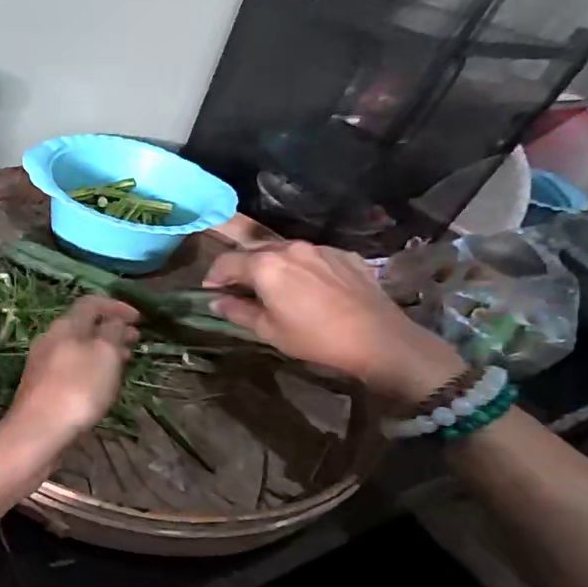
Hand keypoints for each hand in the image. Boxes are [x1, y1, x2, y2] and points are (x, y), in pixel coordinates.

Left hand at [3, 296, 138, 443]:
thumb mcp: (104, 354)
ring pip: (78, 347)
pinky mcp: (42, 386)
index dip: (117, 306)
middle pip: (84, 325)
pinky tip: (101, 383)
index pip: (91, 303)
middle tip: (136, 339)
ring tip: (124, 361)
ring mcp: (43, 363)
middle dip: (112, 329)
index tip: (139, 318)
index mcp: (66, 325)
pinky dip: (91, 366)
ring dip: (103, 349)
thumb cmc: (77, 389)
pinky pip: (71, 367)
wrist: (37, 431)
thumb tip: (115, 321)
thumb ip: (113, 332)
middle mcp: (51, 339)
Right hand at [203, 241, 462, 399]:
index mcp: (266, 265)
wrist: (377, 338)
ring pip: (285, 251)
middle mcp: (290, 247)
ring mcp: (319, 248)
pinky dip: (301, 268)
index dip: (213, 275)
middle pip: (255, 251)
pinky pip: (312, 256)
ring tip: (275, 288)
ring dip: (272, 266)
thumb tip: (216, 301)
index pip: (227, 261)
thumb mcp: (270, 331)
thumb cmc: (316, 339)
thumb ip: (238, 311)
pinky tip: (309, 289)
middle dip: (242, 268)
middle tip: (239, 290)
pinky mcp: (343, 254)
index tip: (210, 290)